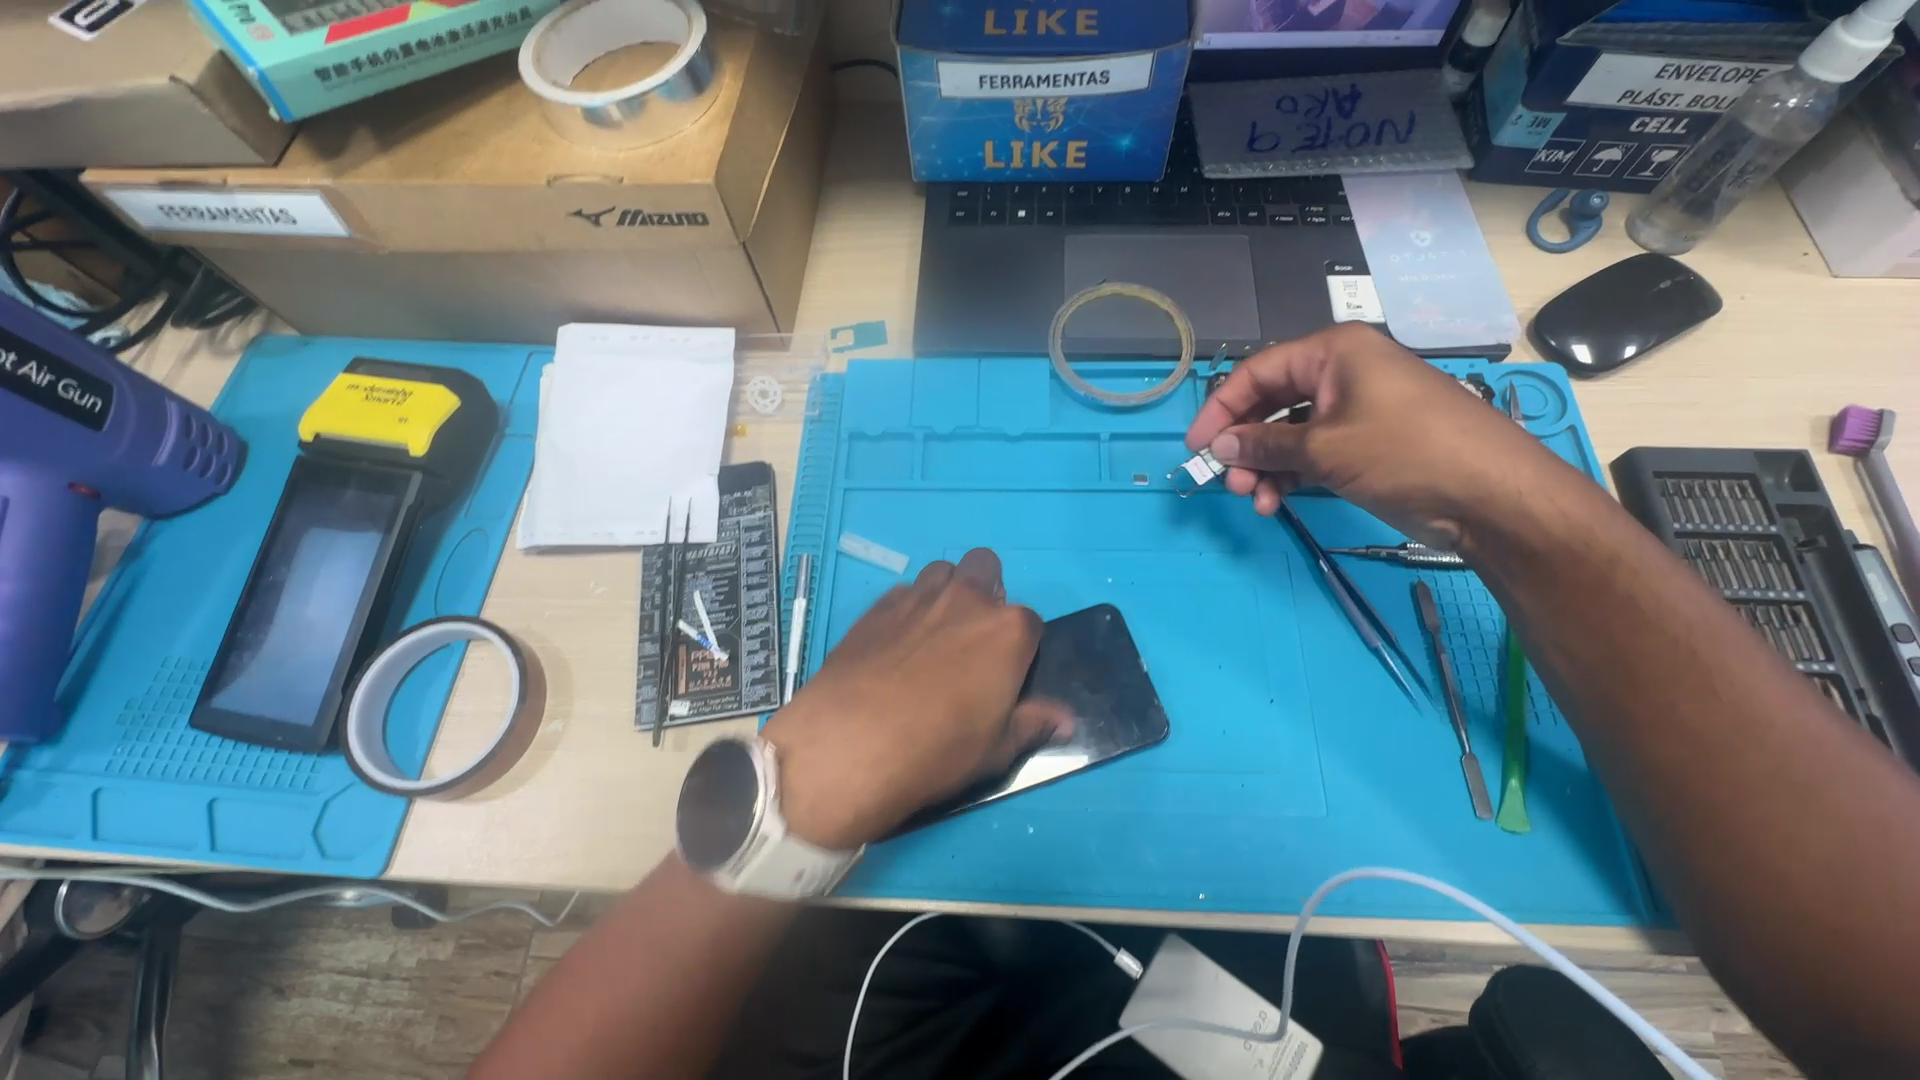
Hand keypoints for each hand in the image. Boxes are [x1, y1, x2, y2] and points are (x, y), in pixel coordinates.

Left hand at [761, 549, 1070, 850]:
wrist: (852, 742)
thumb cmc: (938, 749)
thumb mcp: (997, 748)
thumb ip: (1033, 723)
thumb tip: (1065, 720)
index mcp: (1008, 630)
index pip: (1031, 623)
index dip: (1021, 648)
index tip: (1006, 674)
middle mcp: (966, 599)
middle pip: (986, 568)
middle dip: (986, 592)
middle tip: (972, 641)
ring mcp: (918, 597)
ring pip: (942, 572)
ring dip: (945, 594)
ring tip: (932, 637)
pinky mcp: (877, 606)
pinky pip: (902, 593)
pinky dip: (907, 609)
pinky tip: (895, 646)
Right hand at [1185, 323, 1565, 550]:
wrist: (1490, 495)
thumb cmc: (1405, 452)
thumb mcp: (1325, 448)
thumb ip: (1264, 445)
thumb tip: (1218, 446)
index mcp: (1333, 353)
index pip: (1257, 372)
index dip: (1221, 409)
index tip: (1196, 446)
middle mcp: (1341, 373)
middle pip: (1271, 404)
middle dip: (1244, 444)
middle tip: (1229, 481)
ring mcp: (1355, 410)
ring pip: (1289, 433)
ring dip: (1265, 466)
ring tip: (1255, 499)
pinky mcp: (1365, 444)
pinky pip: (1313, 452)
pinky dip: (1291, 475)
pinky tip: (1277, 502)